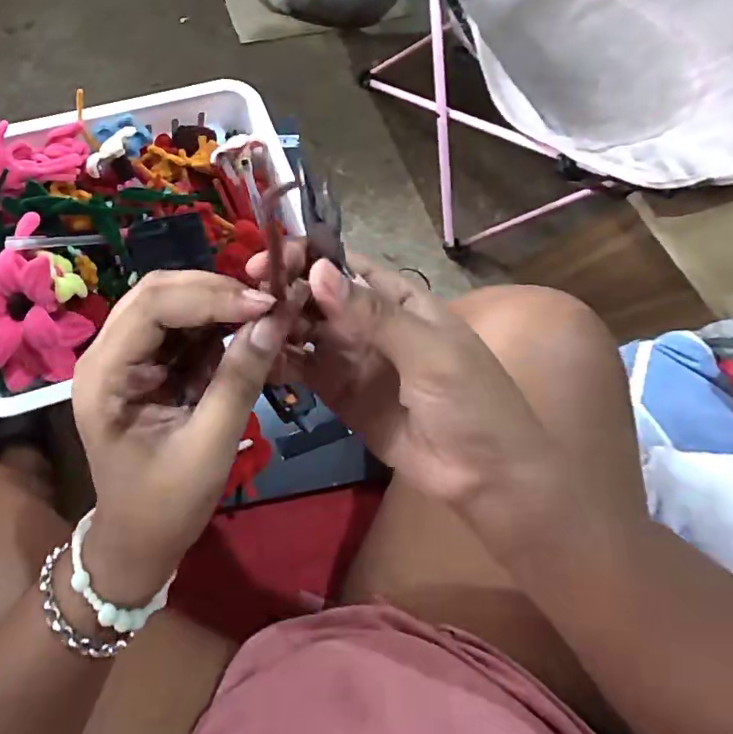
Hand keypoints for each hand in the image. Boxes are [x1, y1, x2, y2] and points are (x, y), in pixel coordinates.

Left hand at [69, 270, 299, 605]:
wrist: (138, 542)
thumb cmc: (165, 505)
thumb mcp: (208, 446)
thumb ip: (238, 380)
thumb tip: (273, 321)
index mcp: (104, 375)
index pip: (152, 307)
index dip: (210, 296)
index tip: (265, 304)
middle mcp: (106, 354)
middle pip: (157, 293)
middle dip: (214, 291)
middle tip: (267, 303)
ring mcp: (125, 356)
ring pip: (170, 302)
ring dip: (217, 303)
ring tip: (262, 314)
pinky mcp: (146, 364)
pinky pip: (181, 327)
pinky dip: (216, 323)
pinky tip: (245, 330)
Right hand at [250, 248, 570, 541]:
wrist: (486, 477)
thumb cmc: (471, 400)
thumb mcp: (428, 351)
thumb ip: (372, 314)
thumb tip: (317, 271)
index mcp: (399, 298)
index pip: (346, 264)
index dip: (309, 256)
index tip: (270, 258)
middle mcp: (369, 322)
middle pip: (318, 295)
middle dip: (284, 290)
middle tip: (247, 296)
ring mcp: (352, 358)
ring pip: (305, 330)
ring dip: (277, 324)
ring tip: (246, 326)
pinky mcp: (338, 393)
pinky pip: (303, 369)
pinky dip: (280, 361)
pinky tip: (256, 357)